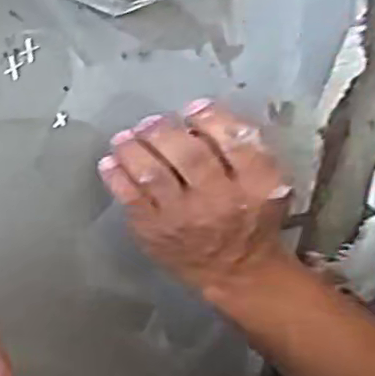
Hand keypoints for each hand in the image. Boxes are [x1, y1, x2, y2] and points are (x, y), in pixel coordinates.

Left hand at [99, 101, 295, 297]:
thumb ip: (245, 155)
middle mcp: (219, 198)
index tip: (192, 107)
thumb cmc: (248, 220)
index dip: (212, 119)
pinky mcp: (152, 229)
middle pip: (188, 156)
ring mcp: (181, 215)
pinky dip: (116, 177)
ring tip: (123, 137)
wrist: (231, 269)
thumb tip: (202, 121)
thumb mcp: (266, 185)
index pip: (236, 142)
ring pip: (153, 174)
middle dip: (163, 133)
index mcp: (257, 183)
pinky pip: (130, 197)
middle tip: (148, 122)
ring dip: (133, 150)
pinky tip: (108, 163)